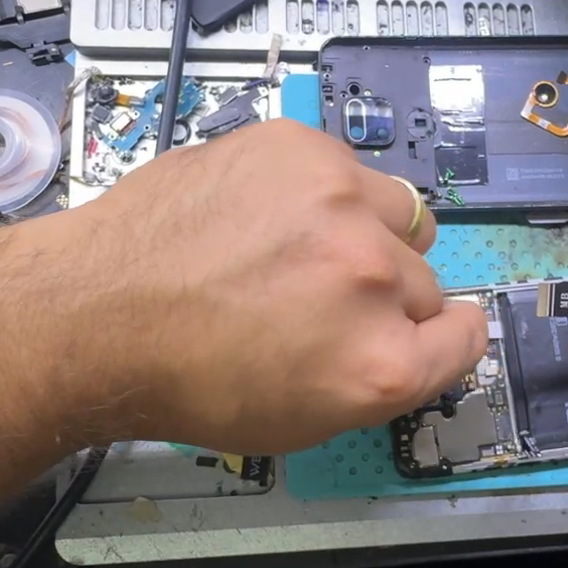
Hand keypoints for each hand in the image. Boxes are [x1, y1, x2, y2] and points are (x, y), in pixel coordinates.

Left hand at [66, 119, 486, 454]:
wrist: (97, 314)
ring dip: (370, 235)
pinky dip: (326, 196)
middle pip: (430, 282)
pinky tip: (273, 215)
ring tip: (304, 248)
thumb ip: (383, 378)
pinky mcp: (300, 148)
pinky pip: (352, 173)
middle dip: (387, 297)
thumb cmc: (190, 380)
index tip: (421, 331)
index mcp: (379, 364)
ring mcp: (339, 203)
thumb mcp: (305, 419)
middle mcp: (373, 278)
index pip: (470, 336)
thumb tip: (416, 336)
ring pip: (403, 217)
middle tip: (322, 300)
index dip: (442, 338)